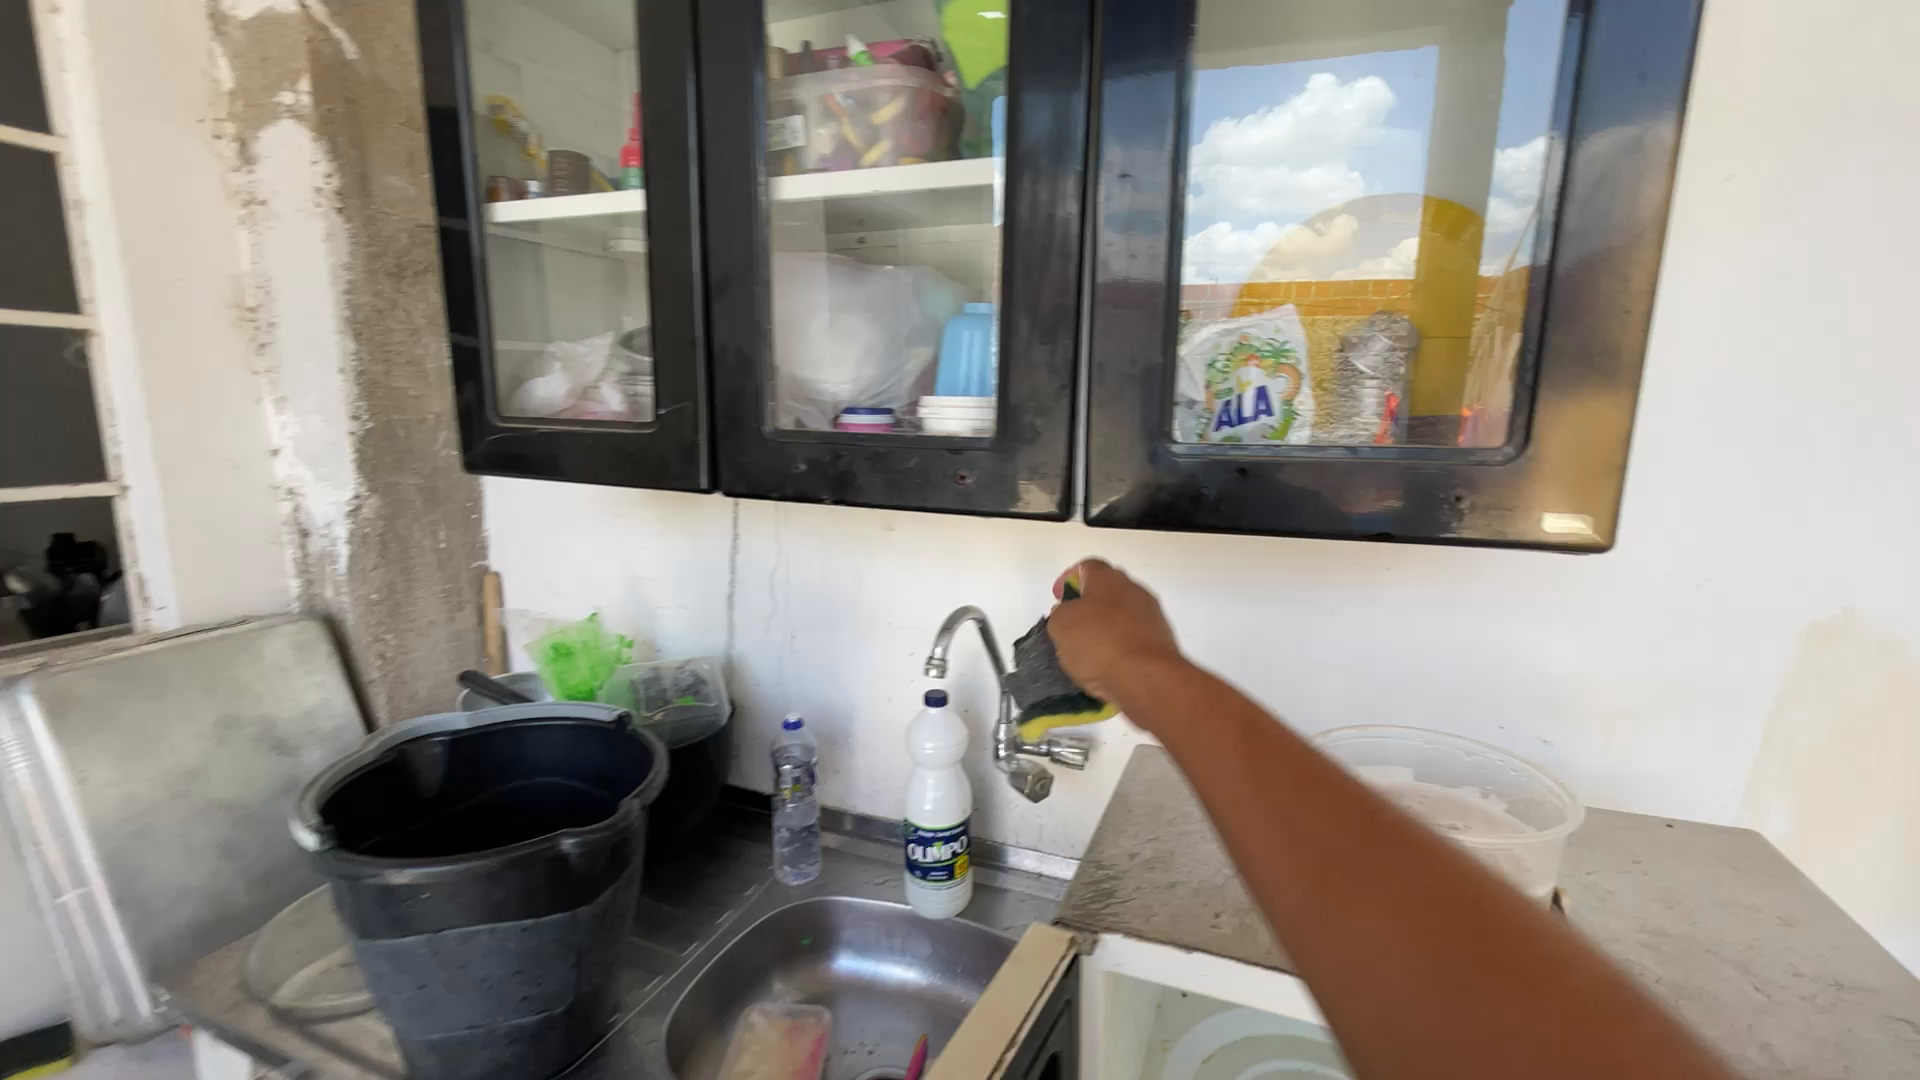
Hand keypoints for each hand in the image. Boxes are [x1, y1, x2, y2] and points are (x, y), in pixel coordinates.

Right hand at [1045, 559, 1183, 707]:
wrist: (1147, 679)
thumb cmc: (1100, 645)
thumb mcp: (1061, 625)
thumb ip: (1060, 612)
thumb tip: (1067, 613)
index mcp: (1108, 578)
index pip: (1086, 567)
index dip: (1068, 580)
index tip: (1058, 597)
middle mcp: (1134, 590)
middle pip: (1106, 591)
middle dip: (1088, 606)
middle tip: (1071, 626)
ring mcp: (1152, 616)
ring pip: (1122, 616)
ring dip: (1105, 628)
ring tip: (1088, 652)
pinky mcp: (1162, 642)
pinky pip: (1134, 639)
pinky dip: (1120, 648)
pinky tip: (1108, 666)